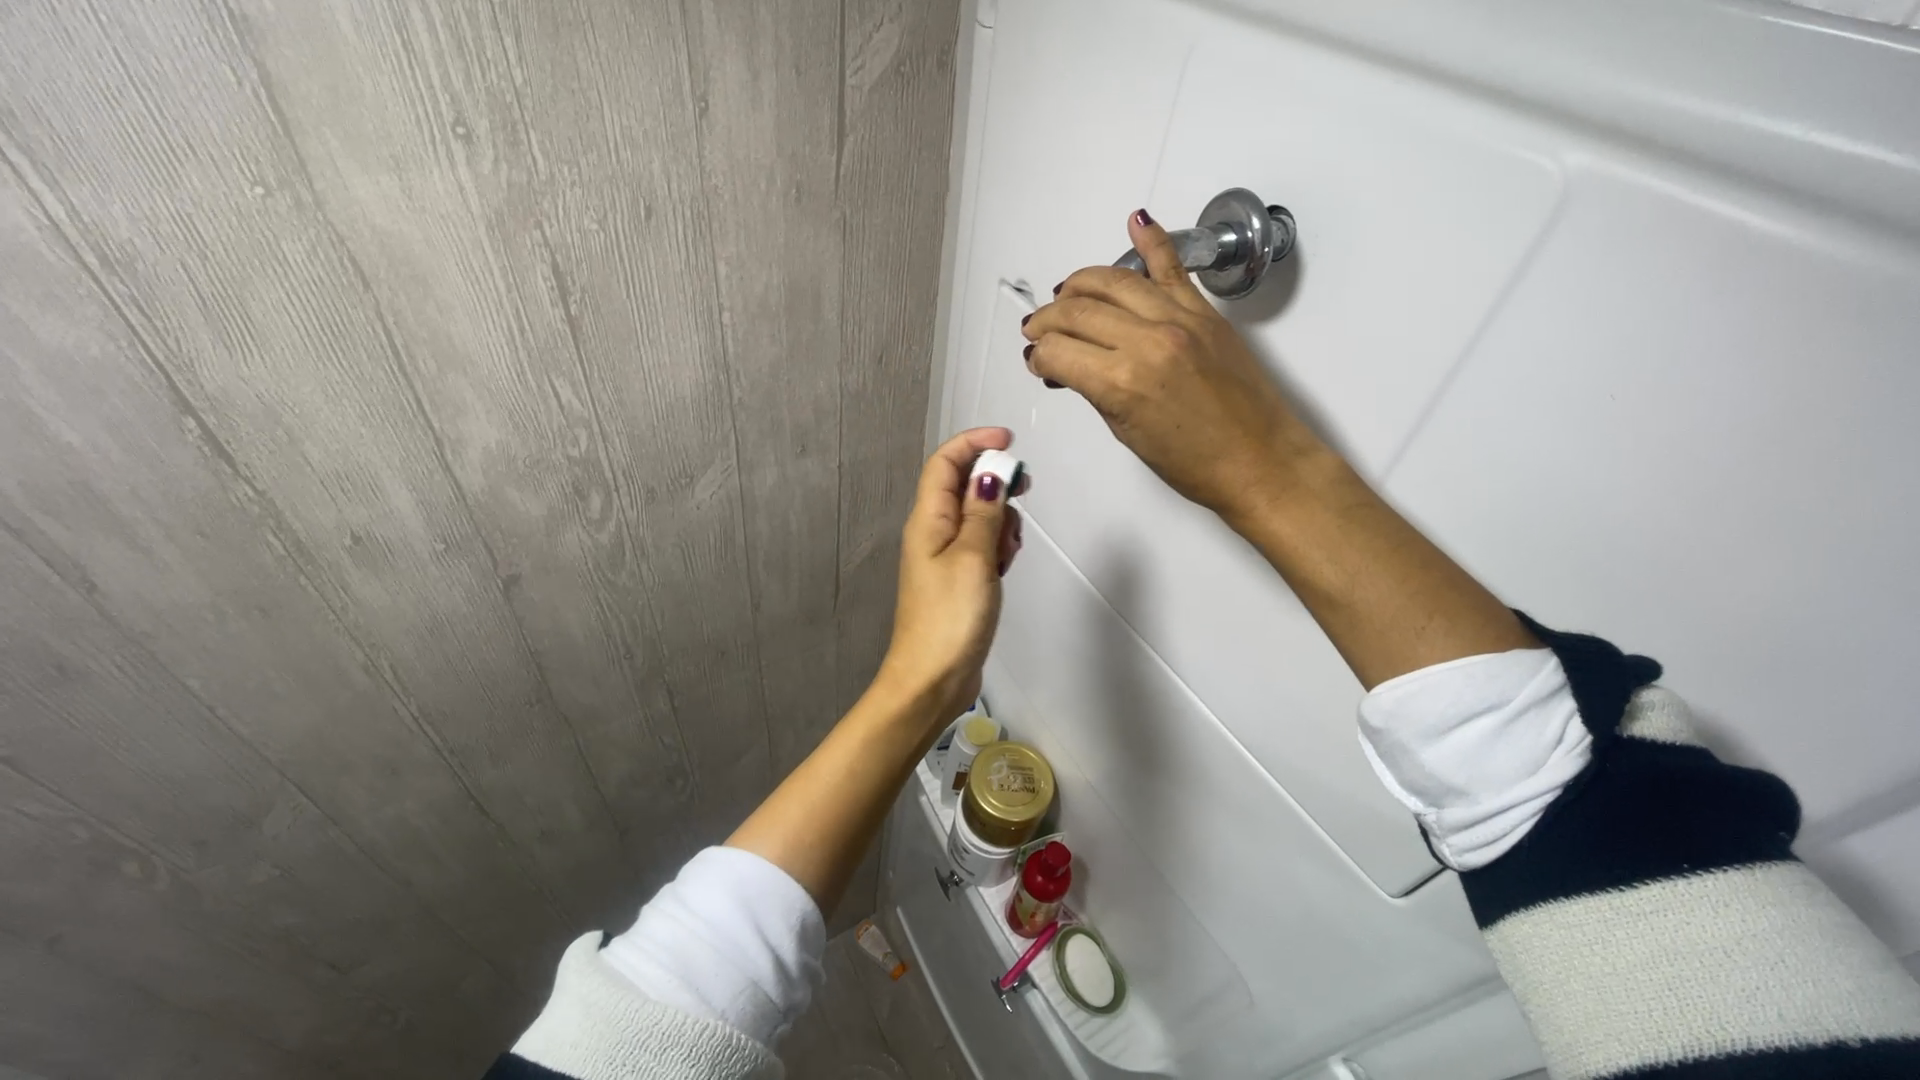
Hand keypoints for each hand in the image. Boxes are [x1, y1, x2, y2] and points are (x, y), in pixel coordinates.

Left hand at [878, 427, 1026, 724]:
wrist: (932, 679)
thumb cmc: (950, 617)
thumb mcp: (973, 557)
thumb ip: (983, 512)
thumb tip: (989, 471)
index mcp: (927, 519)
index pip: (944, 462)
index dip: (974, 442)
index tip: (1010, 440)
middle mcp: (932, 532)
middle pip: (962, 485)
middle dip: (994, 481)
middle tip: (1023, 491)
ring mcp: (945, 557)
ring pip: (976, 516)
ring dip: (999, 518)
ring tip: (1008, 548)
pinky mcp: (959, 580)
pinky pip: (981, 545)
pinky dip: (997, 545)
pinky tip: (1006, 564)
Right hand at [1021, 209, 1325, 523]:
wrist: (1261, 462)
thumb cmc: (1197, 464)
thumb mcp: (1127, 433)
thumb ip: (1095, 390)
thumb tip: (1070, 366)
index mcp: (1121, 382)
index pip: (1057, 351)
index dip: (1038, 356)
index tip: (1035, 361)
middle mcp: (1147, 341)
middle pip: (1077, 311)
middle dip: (1048, 319)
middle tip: (1037, 329)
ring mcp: (1179, 320)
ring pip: (1114, 280)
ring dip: (1079, 284)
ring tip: (1064, 294)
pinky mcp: (1205, 313)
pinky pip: (1172, 266)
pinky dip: (1151, 241)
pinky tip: (1136, 223)